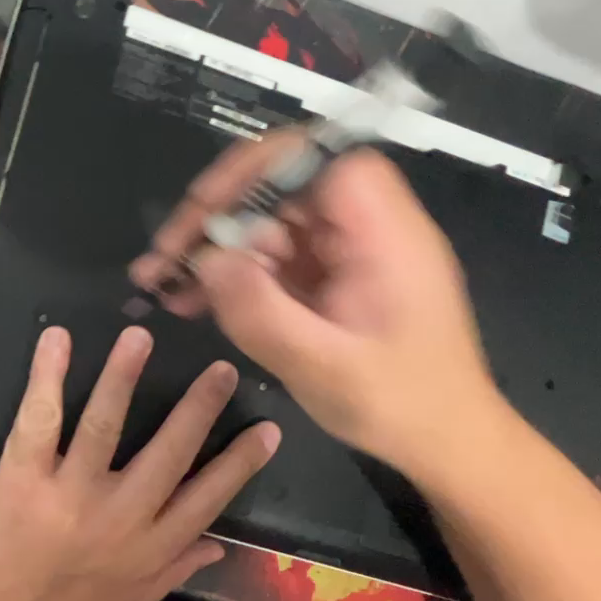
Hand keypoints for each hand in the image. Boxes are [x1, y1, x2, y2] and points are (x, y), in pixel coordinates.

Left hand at [0, 326, 279, 600]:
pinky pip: (40, 419)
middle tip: (222, 368)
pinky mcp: (22, 477)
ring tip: (141, 336)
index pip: (208, 499)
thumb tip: (219, 544)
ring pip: (105, 424)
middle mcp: (118, 517)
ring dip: (124, 375)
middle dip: (199, 407)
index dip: (240, 463)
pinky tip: (57, 340)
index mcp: (149, 551)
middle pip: (169, 452)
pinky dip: (47, 376)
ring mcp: (69, 493)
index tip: (268, 428)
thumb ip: (174, 571)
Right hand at [129, 133, 502, 476]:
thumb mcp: (323, 366)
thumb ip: (261, 312)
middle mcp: (361, 231)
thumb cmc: (398, 404)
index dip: (261, 168)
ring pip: (264, 226)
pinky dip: (227, 276)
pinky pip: (267, 261)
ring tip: (159, 281)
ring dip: (211, 250)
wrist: (441, 440)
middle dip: (215, 216)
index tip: (206, 207)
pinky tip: (188, 300)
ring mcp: (341, 254)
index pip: (323, 160)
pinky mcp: (325, 279)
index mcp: (382, 235)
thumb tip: (205, 260)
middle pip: (281, 190)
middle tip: (163, 256)